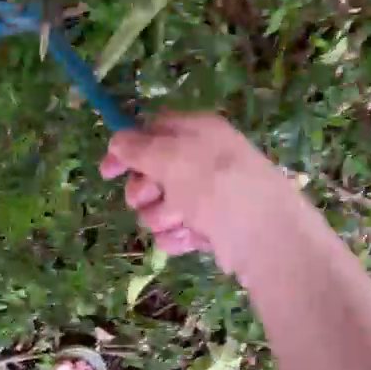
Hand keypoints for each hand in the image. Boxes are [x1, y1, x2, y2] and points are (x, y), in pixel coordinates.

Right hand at [100, 112, 300, 273]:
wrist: (263, 235)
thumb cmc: (217, 186)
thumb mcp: (172, 157)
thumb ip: (139, 148)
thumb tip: (116, 140)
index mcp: (196, 132)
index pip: (150, 131)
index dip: (126, 150)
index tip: (107, 172)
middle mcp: (199, 161)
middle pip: (148, 174)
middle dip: (144, 191)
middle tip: (153, 197)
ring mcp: (203, 196)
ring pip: (157, 207)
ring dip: (162, 217)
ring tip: (184, 220)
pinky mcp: (206, 228)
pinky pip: (173, 231)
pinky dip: (178, 237)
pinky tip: (192, 238)